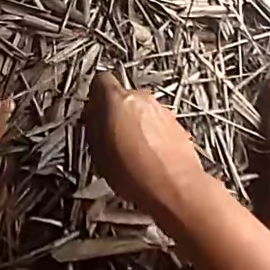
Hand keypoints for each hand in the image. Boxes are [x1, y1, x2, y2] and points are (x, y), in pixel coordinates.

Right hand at [83, 74, 215, 223]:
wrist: (176, 189)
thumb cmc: (136, 173)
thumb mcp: (98, 152)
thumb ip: (93, 125)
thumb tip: (92, 116)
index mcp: (115, 98)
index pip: (101, 80)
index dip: (96, 96)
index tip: (94, 112)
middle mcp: (141, 98)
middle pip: (123, 97)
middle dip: (116, 114)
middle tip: (110, 138)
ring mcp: (161, 111)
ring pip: (141, 111)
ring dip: (135, 126)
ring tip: (130, 155)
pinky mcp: (176, 125)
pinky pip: (158, 124)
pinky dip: (152, 136)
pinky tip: (148, 160)